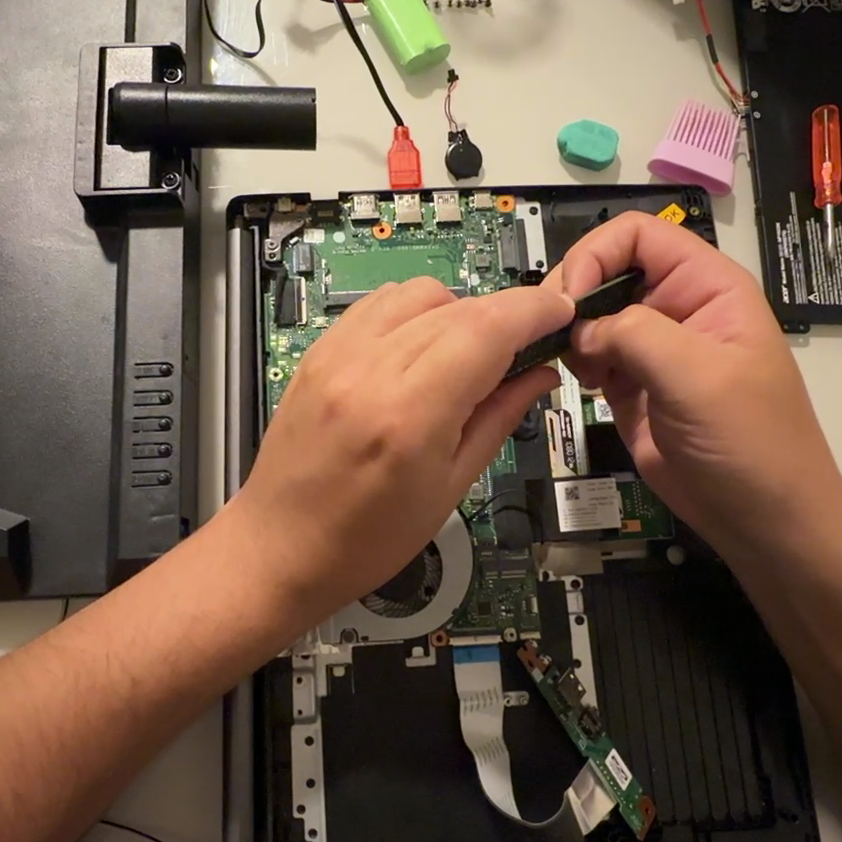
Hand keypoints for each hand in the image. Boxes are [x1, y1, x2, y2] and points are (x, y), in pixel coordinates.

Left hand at [232, 276, 574, 616]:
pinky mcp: (318, 352)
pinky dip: (414, 313)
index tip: (561, 313)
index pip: (487, 329)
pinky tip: (421, 348)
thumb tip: (540, 372)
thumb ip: (499, 418)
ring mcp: (336, 355)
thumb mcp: (450, 487)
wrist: (280, 547)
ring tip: (467, 356)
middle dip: (508, 314)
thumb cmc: (367, 539)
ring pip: (418, 293)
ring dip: (459, 310)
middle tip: (528, 344)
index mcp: (409, 415)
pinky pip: (378, 305)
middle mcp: (369, 370)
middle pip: (459, 308)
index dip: (535, 311)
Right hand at [544, 212, 841, 557]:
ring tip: (582, 370)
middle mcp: (674, 307)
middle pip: (606, 270)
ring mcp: (651, 348)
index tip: (570, 302)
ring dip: (572, 335)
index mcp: (705, 286)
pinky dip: (575, 364)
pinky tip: (588, 385)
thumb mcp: (698, 377)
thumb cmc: (748, 441)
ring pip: (590, 315)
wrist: (760, 517)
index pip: (637, 235)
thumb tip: (580, 327)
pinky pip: (589, 356)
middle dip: (575, 298)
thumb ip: (635, 334)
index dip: (596, 255)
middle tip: (559, 338)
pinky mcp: (631, 385)